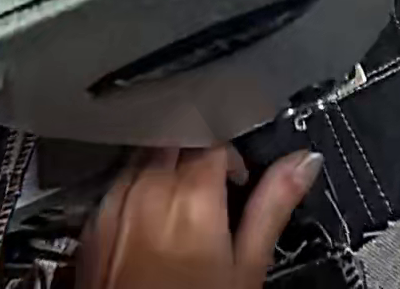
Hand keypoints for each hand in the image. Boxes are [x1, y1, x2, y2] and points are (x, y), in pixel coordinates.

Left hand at [79, 146, 321, 288]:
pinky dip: (141, 182)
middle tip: (214, 177)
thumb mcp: (246, 266)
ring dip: (170, 158)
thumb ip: (274, 203)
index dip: (231, 148)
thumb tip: (307, 158)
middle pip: (179, 132)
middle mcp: (150, 184)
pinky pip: (122, 179)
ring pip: (149, 150)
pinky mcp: (93, 222)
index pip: (215, 132)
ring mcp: (116, 200)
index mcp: (193, 190)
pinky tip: (153, 215)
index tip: (239, 173)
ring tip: (184, 198)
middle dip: (199, 144)